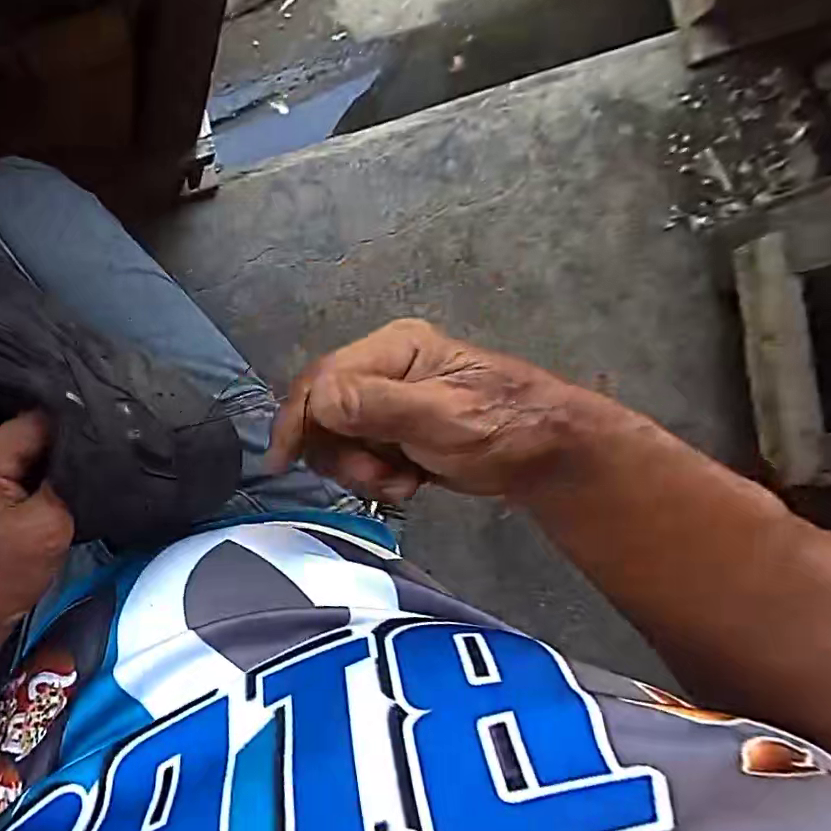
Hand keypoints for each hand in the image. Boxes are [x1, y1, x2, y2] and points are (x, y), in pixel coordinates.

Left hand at [0, 411, 74, 644]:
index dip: (74, 431)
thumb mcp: (51, 524)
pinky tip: (53, 492)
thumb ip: (69, 478)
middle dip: (61, 448)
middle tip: (96, 462)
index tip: (103, 443)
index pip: (37, 421)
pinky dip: (33, 478)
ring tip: (78, 477)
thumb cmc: (3, 577)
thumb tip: (84, 451)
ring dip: (48, 465)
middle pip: (27, 433)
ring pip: (21, 452)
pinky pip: (10, 469)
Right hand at [269, 319, 606, 500]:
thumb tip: (315, 403)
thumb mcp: (442, 416)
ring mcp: (382, 403)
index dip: (296, 420)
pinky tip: (407, 481)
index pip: (321, 380)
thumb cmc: (505, 426)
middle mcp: (379, 370)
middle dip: (342, 453)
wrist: (548, 458)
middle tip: (378, 475)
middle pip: (320, 413)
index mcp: (392, 349)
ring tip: (401, 480)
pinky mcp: (387, 432)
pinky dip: (375, 478)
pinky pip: (355, 457)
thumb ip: (375, 406)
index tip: (282, 461)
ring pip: (334, 441)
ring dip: (361, 470)